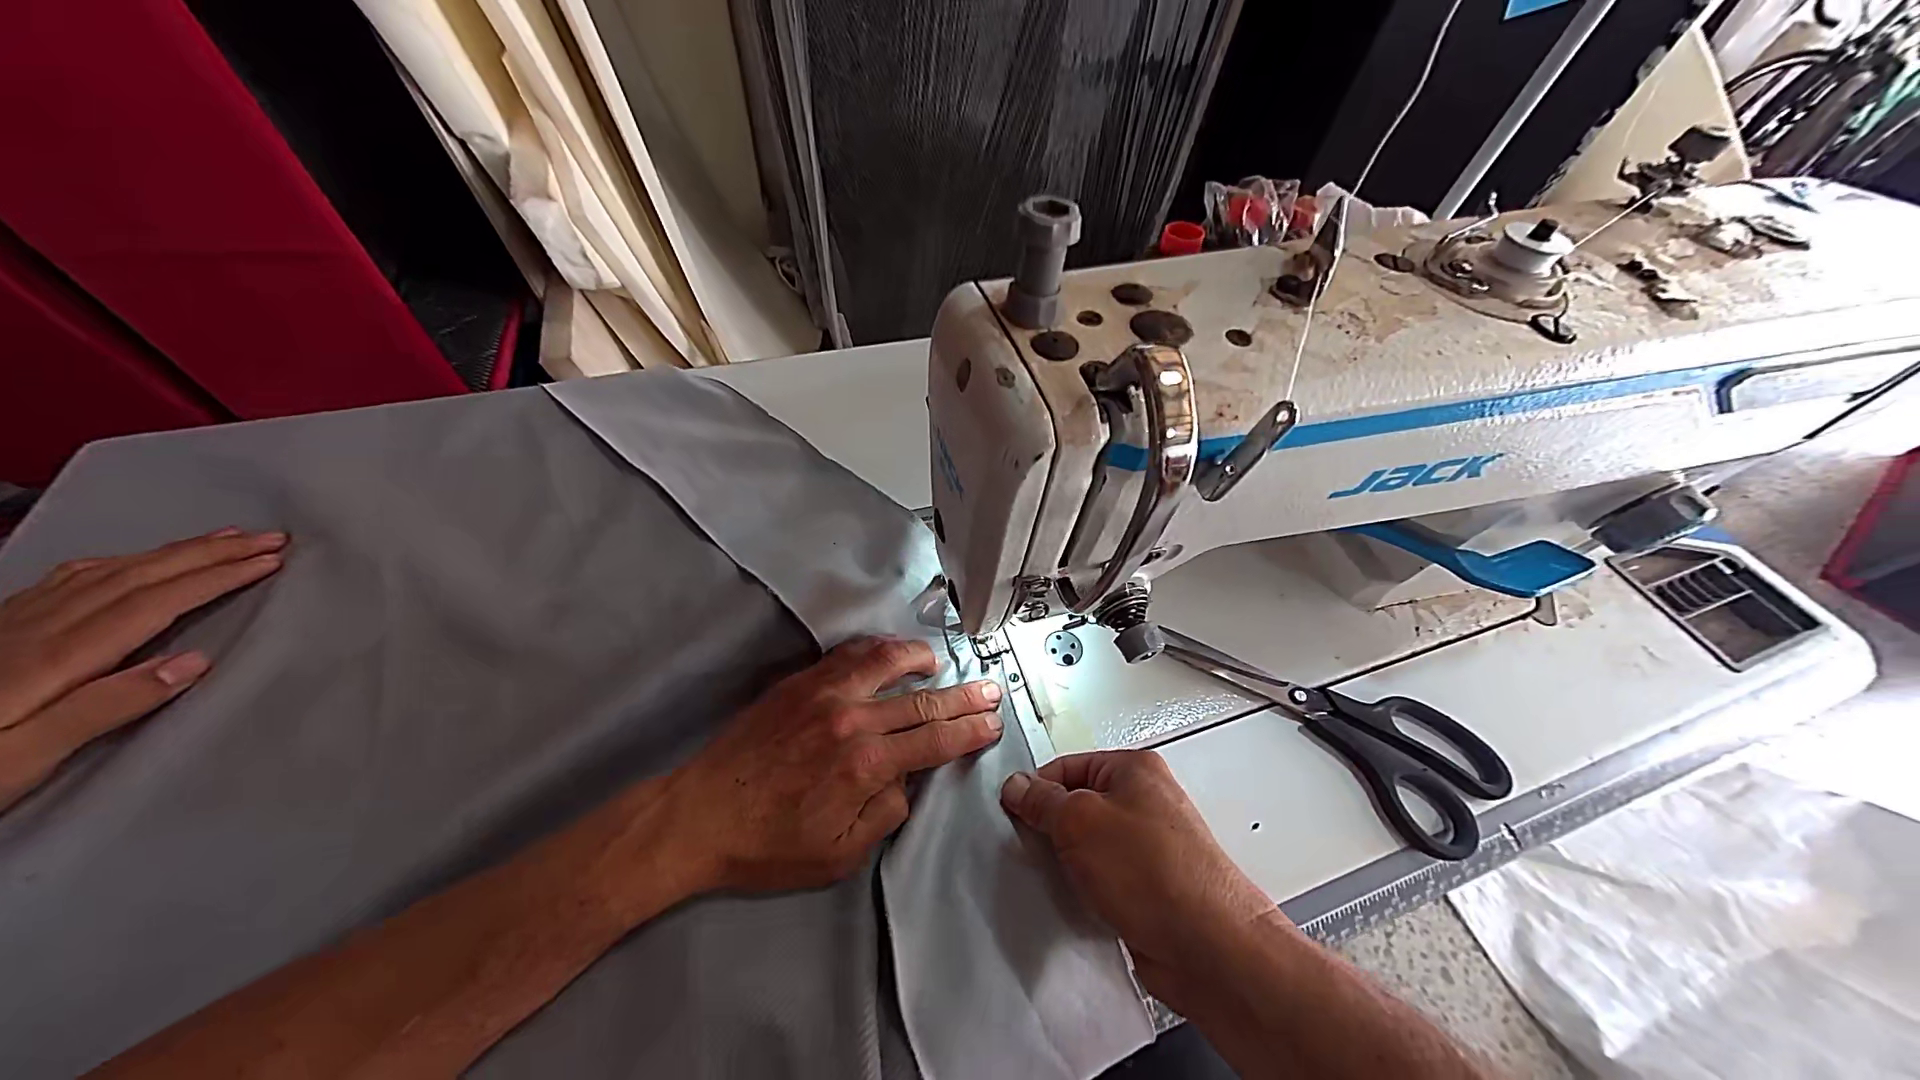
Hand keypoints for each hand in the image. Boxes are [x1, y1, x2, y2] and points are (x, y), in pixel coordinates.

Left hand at [0, 528, 286, 811]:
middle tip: (271, 538)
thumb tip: (194, 662)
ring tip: (224, 537)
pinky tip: (134, 562)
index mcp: (56, 658)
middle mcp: (36, 628)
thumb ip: (105, 709)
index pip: (155, 603)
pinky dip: (121, 562)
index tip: (272, 561)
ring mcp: (11, 624)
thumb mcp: (21, 761)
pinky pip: (70, 580)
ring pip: (108, 571)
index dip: (218, 577)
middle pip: (136, 577)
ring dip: (174, 551)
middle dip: (209, 553)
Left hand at [663, 637, 1003, 892]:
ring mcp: (822, 694)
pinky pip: (847, 655)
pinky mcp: (798, 683)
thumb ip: (886, 812)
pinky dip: (876, 649)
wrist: (698, 817)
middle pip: (921, 699)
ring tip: (938, 663)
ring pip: (885, 661)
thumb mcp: (839, 855)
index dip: (969, 730)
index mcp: (865, 765)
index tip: (990, 723)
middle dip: (962, 696)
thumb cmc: (766, 846)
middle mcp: (850, 719)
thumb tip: (906, 777)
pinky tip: (886, 653)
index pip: (935, 740)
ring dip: (919, 658)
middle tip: (987, 690)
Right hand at [999, 750, 1277, 998]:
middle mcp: (1146, 802)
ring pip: (1089, 844)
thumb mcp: (1079, 821)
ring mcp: (1150, 844)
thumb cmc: (1163, 876)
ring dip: (1071, 861)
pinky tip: (1083, 899)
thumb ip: (1042, 800)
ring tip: (1066, 876)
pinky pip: (1103, 876)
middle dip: (1054, 827)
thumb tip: (1021, 788)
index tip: (1016, 807)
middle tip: (1039, 844)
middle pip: (1078, 804)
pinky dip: (1088, 886)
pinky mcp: (1149, 884)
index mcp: (1135, 769)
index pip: (1068, 764)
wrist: (1208, 948)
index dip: (1037, 785)